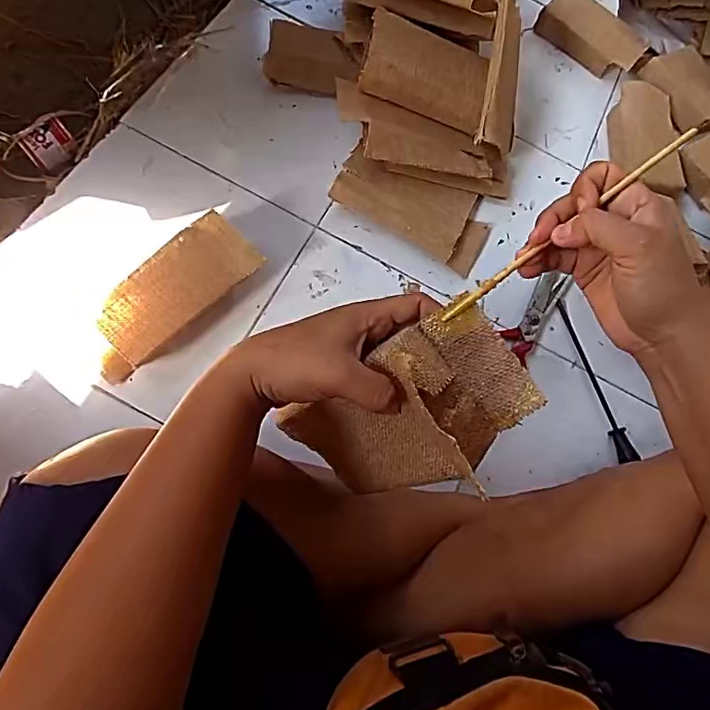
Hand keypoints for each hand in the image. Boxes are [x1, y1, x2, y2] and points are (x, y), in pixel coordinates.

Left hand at [221, 293, 437, 410]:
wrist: (249, 374)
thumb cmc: (291, 361)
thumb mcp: (339, 374)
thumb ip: (375, 389)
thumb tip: (400, 403)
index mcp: (364, 315)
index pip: (414, 304)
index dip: (440, 316)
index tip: (459, 341)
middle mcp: (360, 326)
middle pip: (407, 331)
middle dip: (430, 350)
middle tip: (450, 375)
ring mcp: (348, 346)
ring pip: (390, 354)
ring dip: (408, 371)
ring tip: (428, 395)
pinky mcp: (338, 366)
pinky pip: (373, 371)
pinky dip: (387, 384)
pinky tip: (393, 405)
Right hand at [517, 162, 709, 355]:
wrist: (665, 338)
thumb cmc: (668, 293)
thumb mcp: (639, 247)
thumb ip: (598, 226)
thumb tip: (563, 227)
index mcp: (638, 207)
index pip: (603, 177)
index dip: (584, 191)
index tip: (577, 214)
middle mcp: (617, 222)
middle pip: (572, 204)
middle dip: (553, 218)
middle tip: (541, 238)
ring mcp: (598, 245)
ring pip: (559, 229)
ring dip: (539, 240)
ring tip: (528, 256)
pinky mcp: (584, 268)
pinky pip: (553, 255)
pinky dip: (538, 259)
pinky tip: (529, 267)